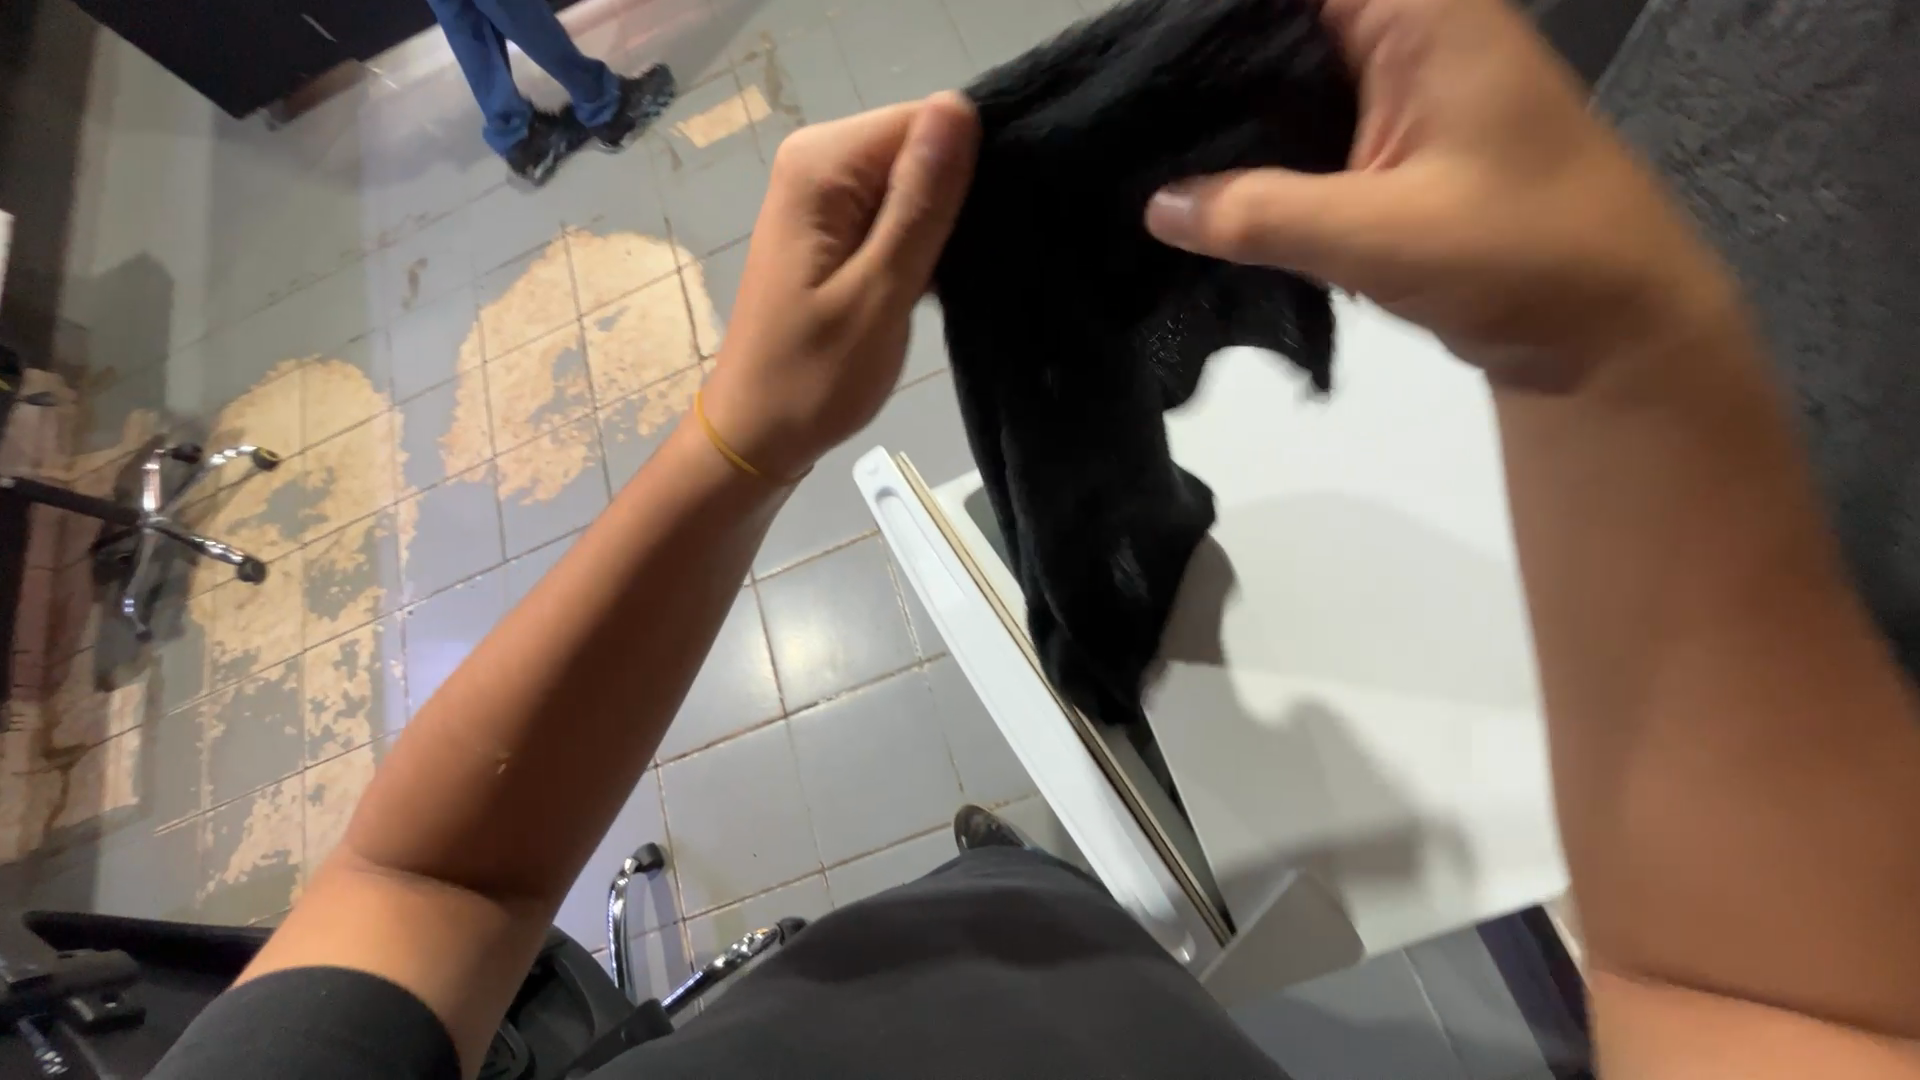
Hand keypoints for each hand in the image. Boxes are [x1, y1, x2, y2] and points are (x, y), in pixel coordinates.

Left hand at [700, 94, 979, 479]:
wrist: (759, 434)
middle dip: (955, 200)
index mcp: (822, 165)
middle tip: (973, 265)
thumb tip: (959, 106)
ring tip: (956, 279)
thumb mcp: (878, 293)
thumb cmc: (814, 377)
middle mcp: (816, 163)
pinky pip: (893, 216)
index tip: (993, 229)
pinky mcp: (831, 233)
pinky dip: (920, 247)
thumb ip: (920, 204)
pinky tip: (935, 285)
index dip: (968, 167)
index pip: (925, 121)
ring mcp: (822, 200)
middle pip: (917, 149)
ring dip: (942, 229)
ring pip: (911, 186)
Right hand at [1144, 0, 1739, 387]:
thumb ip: (1260, 215)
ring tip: (1148, 162)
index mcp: (1420, 16)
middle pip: (1280, 37)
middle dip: (1205, 82)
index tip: (1138, 73)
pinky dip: (1256, 172)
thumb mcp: (1379, 233)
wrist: (1601, 328)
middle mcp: (1406, 41)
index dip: (1209, 24)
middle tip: (1126, 129)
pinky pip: (1302, 147)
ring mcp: (1397, 102)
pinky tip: (1204, 201)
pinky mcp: (1387, 158)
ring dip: (1227, 132)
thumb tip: (1156, 206)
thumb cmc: (1520, 255)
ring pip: (1286, 96)